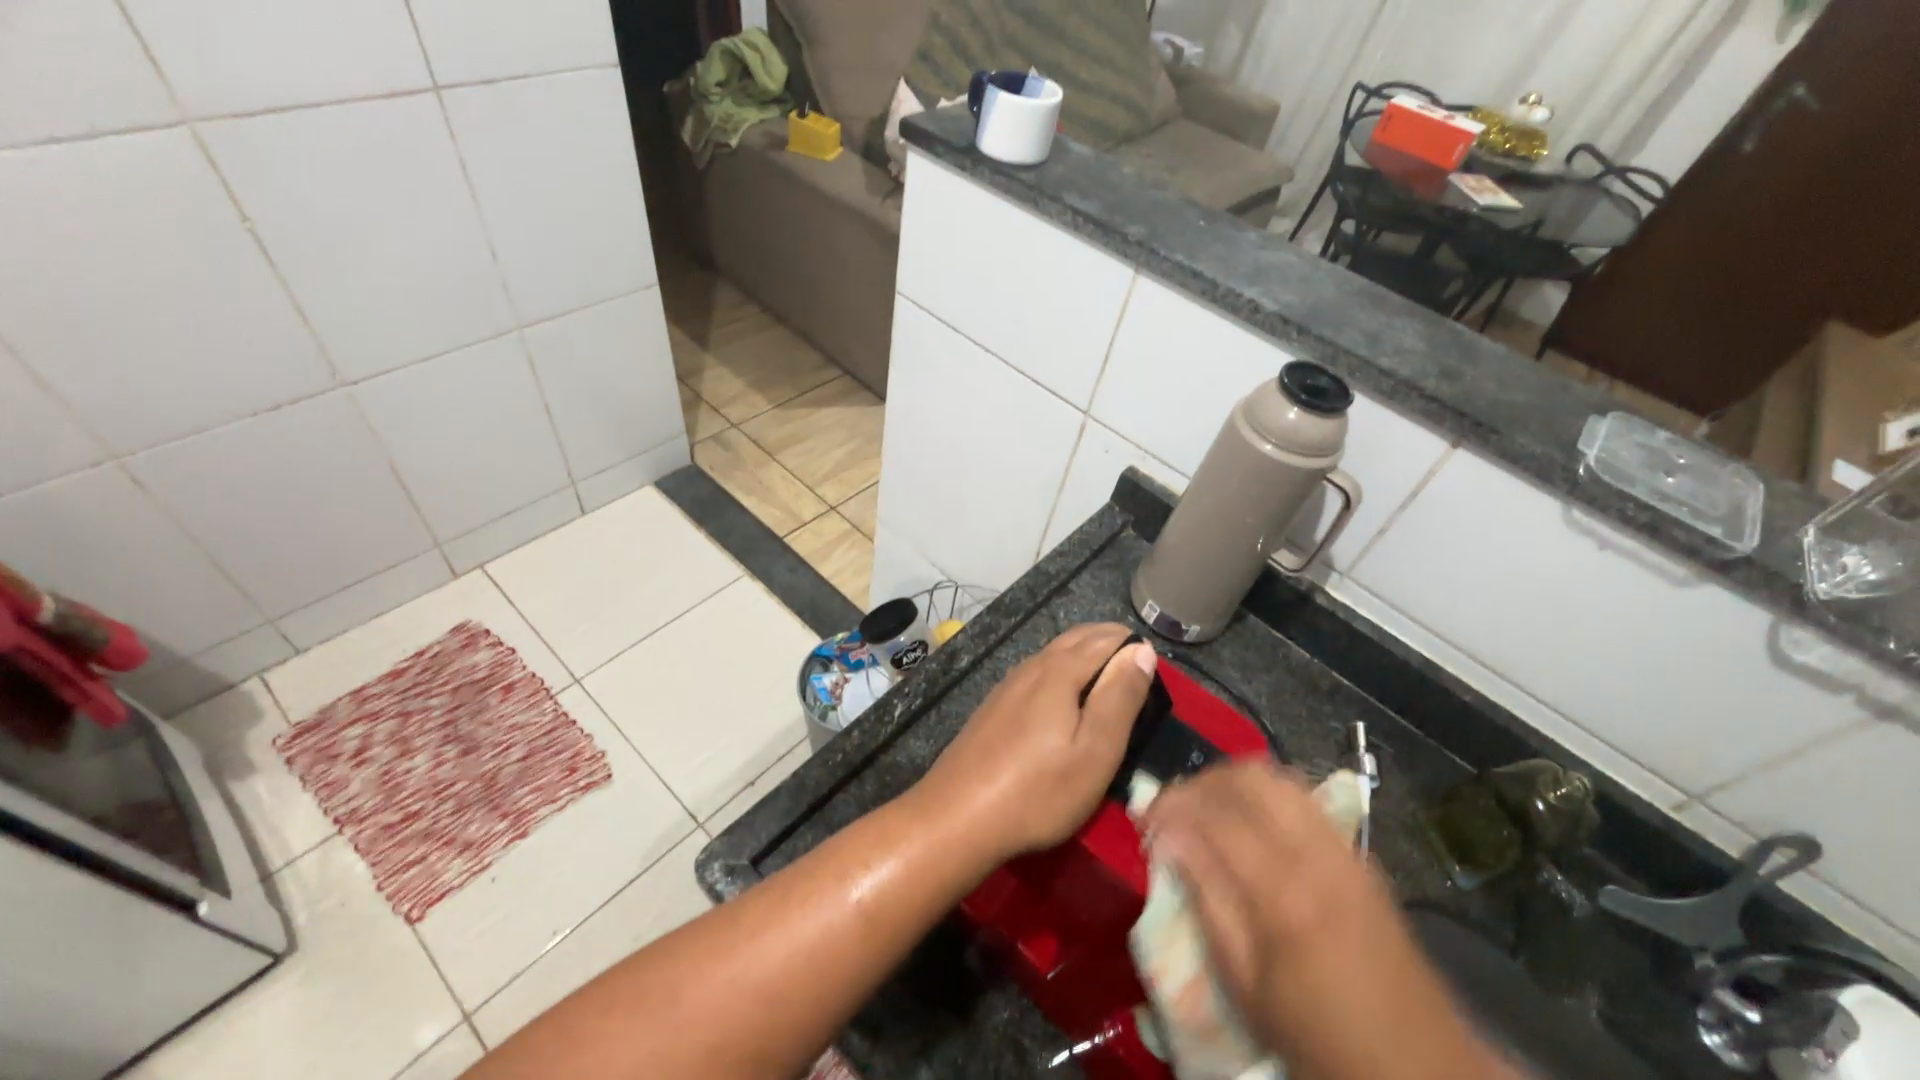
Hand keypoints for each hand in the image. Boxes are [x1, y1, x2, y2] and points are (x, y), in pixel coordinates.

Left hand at [909, 623, 1154, 863]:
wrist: (956, 818)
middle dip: (1109, 642)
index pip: (1105, 638)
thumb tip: (1142, 650)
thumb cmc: (1038, 791)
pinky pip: (1036, 675)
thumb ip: (1120, 697)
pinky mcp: (993, 709)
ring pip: (1053, 655)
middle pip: (1076, 639)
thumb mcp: (1095, 751)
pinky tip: (1062, 701)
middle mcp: (1031, 668)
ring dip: (1083, 656)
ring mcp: (1006, 687)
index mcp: (1059, 672)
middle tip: (1137, 666)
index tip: (1157, 667)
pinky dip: (1060, 673)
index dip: (1134, 646)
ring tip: (1108, 681)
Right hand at [1145, 761, 1511, 1079]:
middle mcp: (1317, 855)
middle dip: (1202, 782)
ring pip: (1282, 780)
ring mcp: (1346, 851)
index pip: (1213, 817)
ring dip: (1235, 783)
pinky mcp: (1362, 858)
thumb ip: (1208, 904)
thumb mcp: (1246, 986)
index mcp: (1283, 892)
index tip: (1143, 818)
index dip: (1170, 807)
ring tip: (1205, 809)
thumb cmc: (1316, 1036)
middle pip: (1250, 779)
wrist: (1416, 1065)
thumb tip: (1170, 843)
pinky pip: (1307, 802)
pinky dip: (1268, 797)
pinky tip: (1250, 825)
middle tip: (1172, 806)